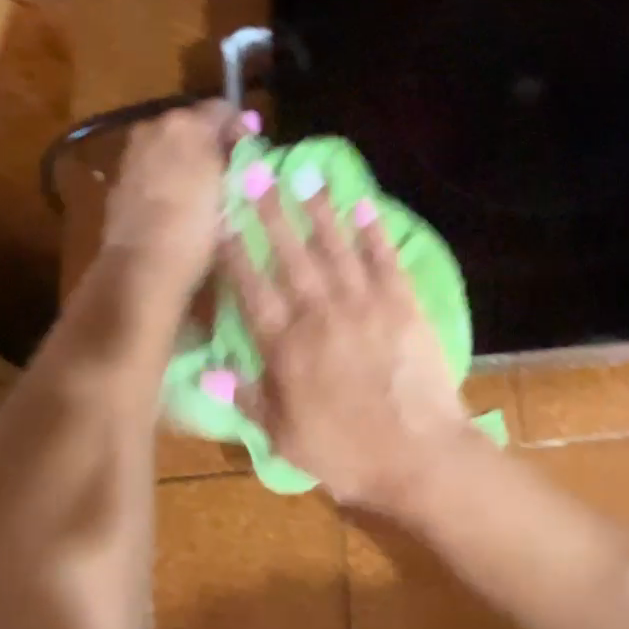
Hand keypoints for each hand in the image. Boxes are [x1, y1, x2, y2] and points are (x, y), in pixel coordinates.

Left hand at [100, 101, 250, 297]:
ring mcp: (133, 152)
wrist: (142, 265)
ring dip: (188, 162)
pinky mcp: (120, 179)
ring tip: (206, 194)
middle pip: (193, 126)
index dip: (240, 129)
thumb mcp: (232, 190)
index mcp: (187, 123)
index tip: (252, 155)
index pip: (223, 109)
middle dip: (211, 144)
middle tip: (230, 176)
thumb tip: (245, 130)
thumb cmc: (196, 227)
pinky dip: (168, 178)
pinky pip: (154, 168)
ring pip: (172, 147)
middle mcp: (155, 126)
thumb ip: (239, 155)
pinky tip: (179, 206)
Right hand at [222, 183, 474, 510]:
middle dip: (270, 211)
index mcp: (285, 346)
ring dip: (319, 210)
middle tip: (256, 172)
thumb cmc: (347, 455)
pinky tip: (364, 206)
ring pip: (335, 247)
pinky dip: (374, 232)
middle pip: (289, 253)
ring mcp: (365, 305)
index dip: (234, 249)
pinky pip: (385, 260)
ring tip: (306, 175)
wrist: (419, 456)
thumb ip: (248, 399)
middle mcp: (319, 314)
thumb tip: (209, 372)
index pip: (251, 287)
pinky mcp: (404, 306)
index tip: (221, 216)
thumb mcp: (284, 438)